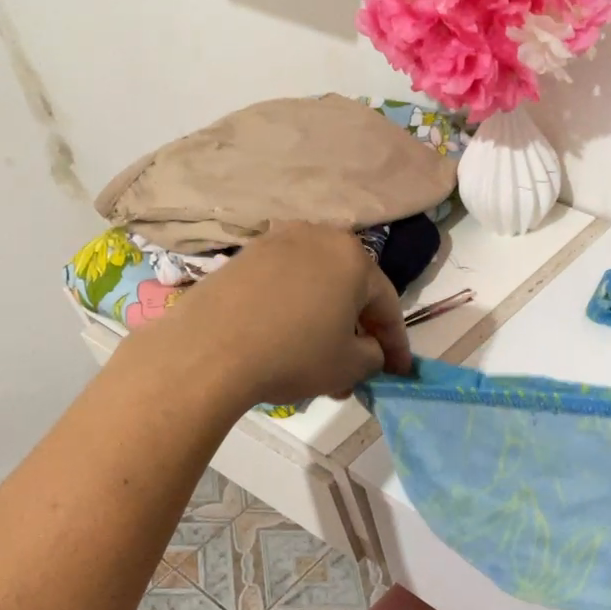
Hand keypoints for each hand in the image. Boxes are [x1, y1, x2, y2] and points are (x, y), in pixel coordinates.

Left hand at [124, 223, 410, 406]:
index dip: (397, 345)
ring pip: (318, 287)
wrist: (210, 349)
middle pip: (351, 290)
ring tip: (324, 362)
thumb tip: (369, 350)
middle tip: (362, 369)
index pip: (388, 306)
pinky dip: (297, 312)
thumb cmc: (295, 354)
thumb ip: (375, 355)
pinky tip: (291, 343)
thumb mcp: (351, 366)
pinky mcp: (244, 257)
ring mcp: (277, 241)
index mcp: (355, 257)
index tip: (400, 372)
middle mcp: (319, 236)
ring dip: (327, 323)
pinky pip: (286, 286)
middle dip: (360, 332)